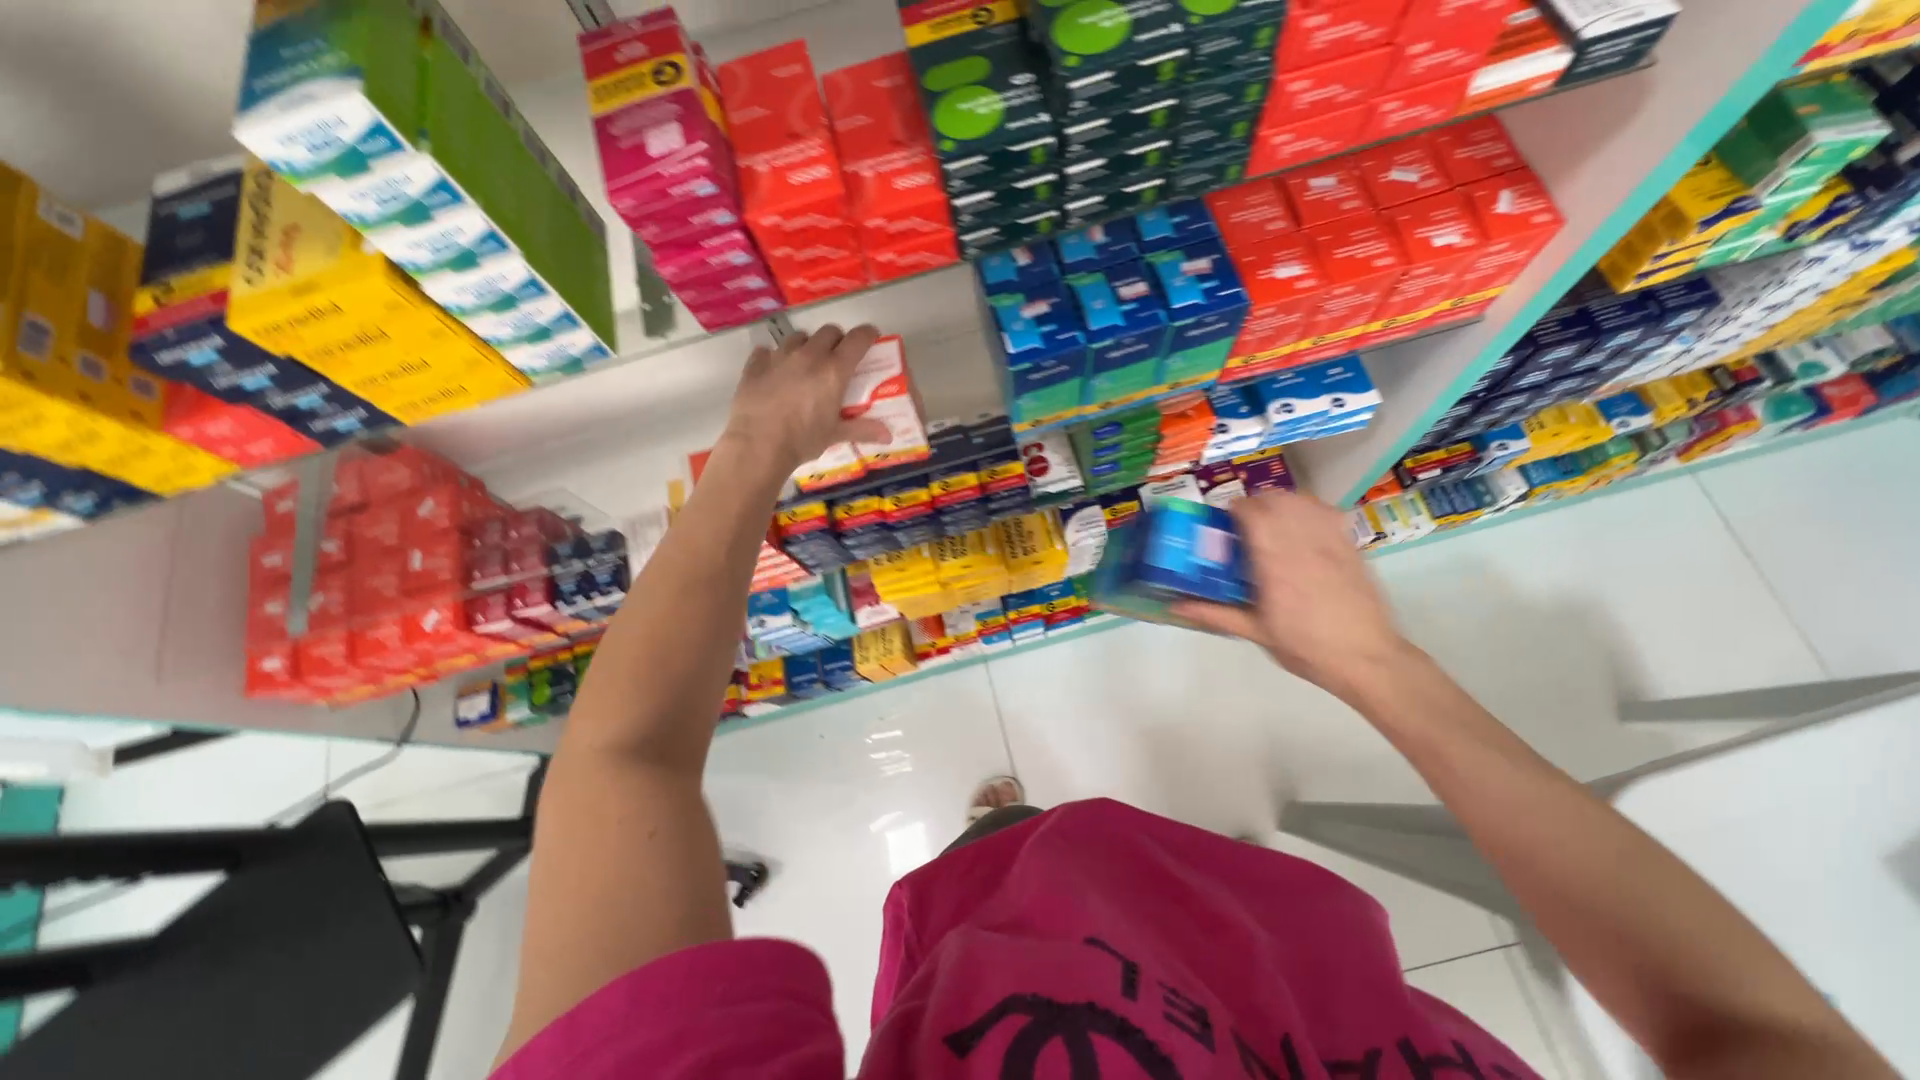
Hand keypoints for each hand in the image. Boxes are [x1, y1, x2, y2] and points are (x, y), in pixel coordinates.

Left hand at [720, 324, 890, 472]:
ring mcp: (779, 357)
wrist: (758, 446)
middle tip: (837, 358)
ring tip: (805, 364)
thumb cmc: (802, 440)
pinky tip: (774, 372)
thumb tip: (889, 436)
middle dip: (837, 340)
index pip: (857, 339)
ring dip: (806, 346)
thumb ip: (862, 429)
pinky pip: (767, 351)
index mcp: (833, 370)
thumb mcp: (835, 435)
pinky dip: (773, 357)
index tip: (871, 338)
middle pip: (828, 332)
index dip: (867, 334)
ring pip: (798, 337)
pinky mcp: (755, 365)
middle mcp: (809, 355)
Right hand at [1172, 491, 1412, 700]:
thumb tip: (1175, 607)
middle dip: (1255, 504)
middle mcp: (1302, 544)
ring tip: (1272, 523)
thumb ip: (1216, 614)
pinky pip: (1326, 510)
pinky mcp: (1350, 544)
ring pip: (1301, 499)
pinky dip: (1308, 508)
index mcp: (1274, 563)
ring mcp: (1330, 541)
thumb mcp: (1256, 633)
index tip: (1225, 525)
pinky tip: (1303, 526)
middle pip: (1275, 499)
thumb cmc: (1306, 648)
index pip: (1252, 512)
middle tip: (1244, 526)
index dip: (1234, 510)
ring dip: (1281, 502)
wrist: (1366, 658)